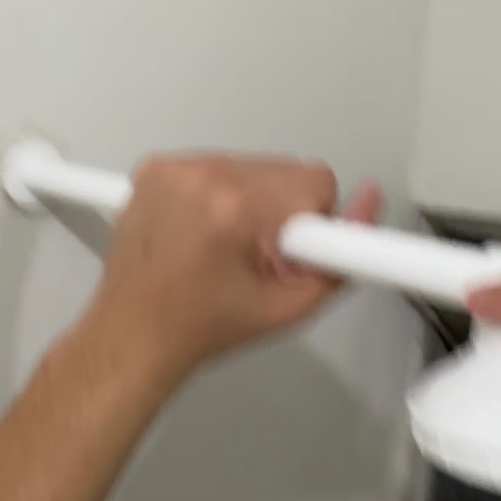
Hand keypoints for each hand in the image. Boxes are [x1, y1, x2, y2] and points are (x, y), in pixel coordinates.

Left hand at [85, 154, 383, 376]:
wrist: (131, 335)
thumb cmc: (200, 327)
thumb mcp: (290, 307)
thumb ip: (343, 257)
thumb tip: (369, 204)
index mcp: (234, 208)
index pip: (316, 180)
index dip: (315, 222)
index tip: (298, 247)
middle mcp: (201, 176)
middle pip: (285, 170)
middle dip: (285, 211)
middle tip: (258, 255)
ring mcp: (175, 169)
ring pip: (253, 165)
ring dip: (254, 200)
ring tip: (228, 245)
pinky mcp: (158, 168)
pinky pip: (217, 164)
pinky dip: (221, 193)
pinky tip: (205, 231)